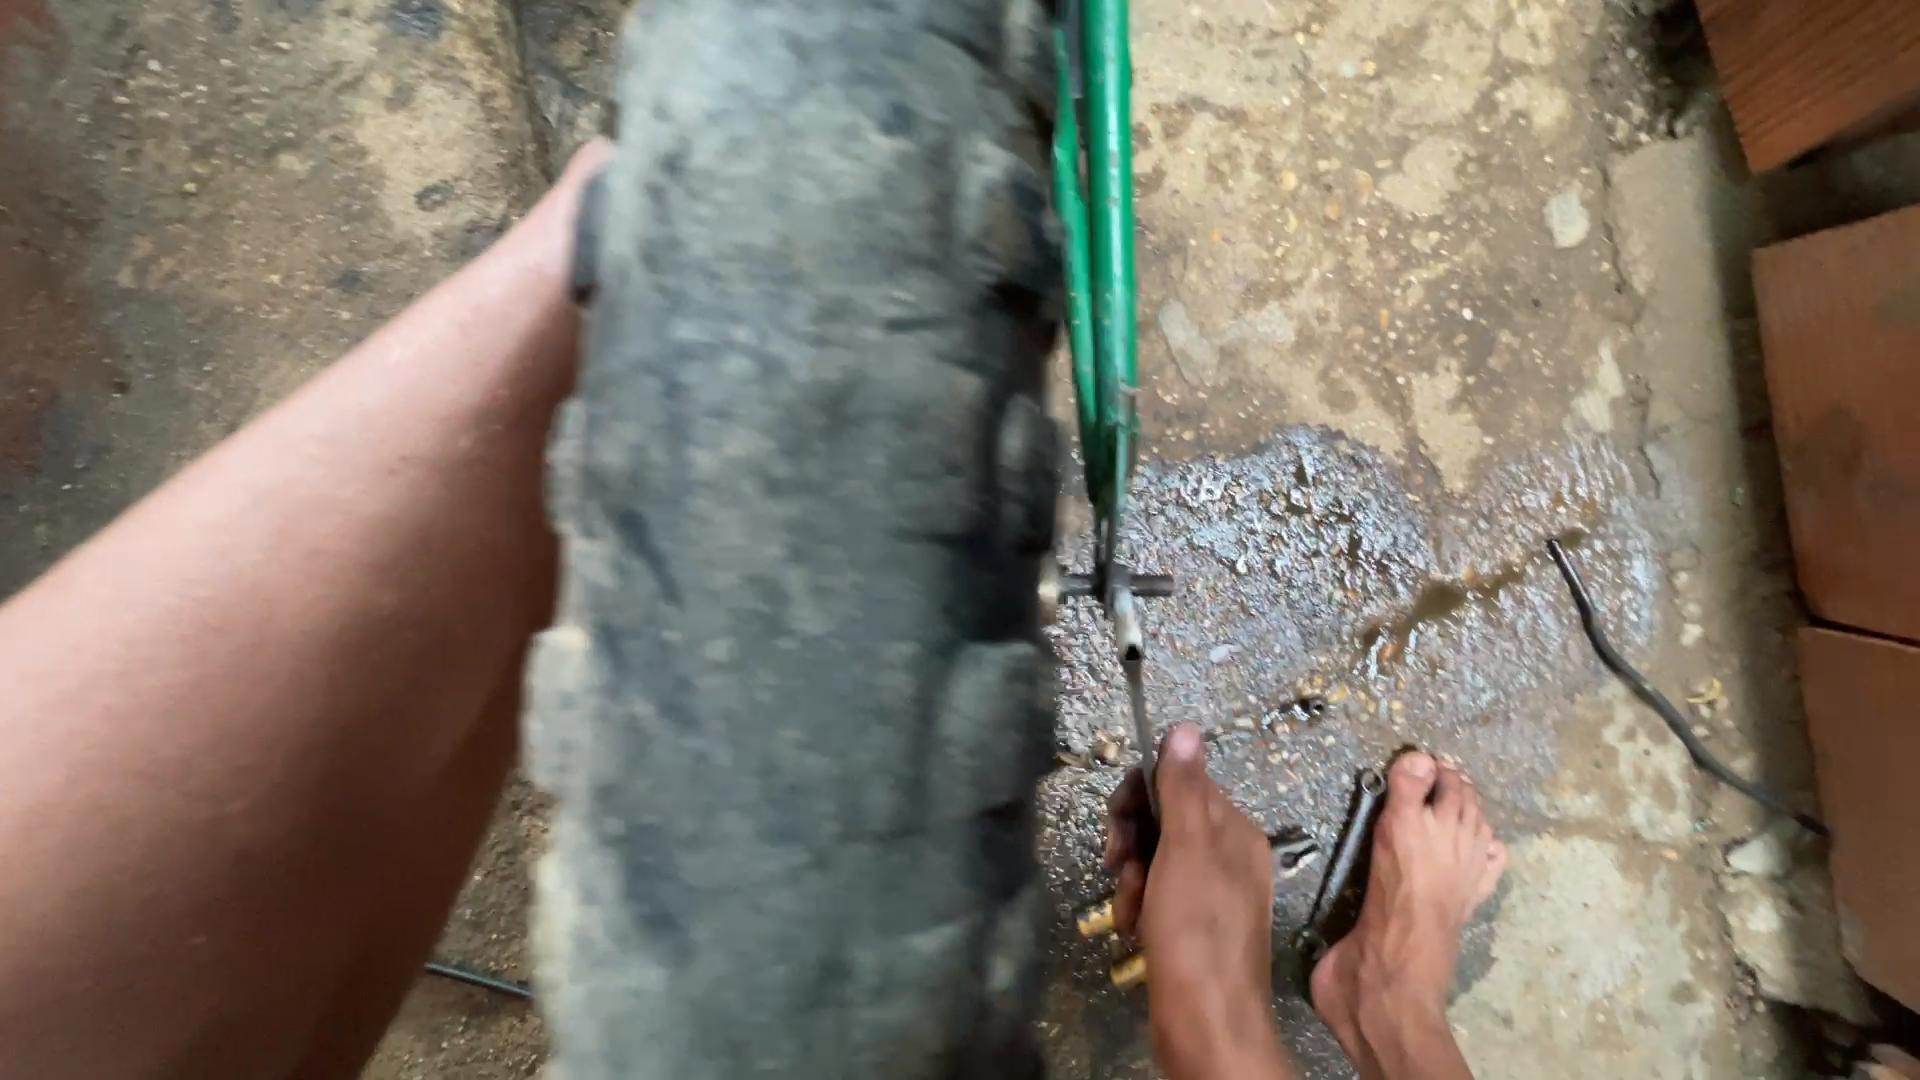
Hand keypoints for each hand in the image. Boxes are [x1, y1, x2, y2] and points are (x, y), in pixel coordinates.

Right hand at [1104, 725, 1291, 1079]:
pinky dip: (1138, 903)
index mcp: (1234, 830)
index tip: (1120, 820)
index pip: (1179, 782)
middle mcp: (1226, 855)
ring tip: (1132, 904)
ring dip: (1131, 875)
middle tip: (1118, 861)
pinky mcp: (1190, 923)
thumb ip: (1183, 786)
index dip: (1142, 795)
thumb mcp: (1186, 847)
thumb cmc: (1196, 928)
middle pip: (1163, 818)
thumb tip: (1184, 727)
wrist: (1204, 1024)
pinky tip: (1136, 924)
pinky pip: (1155, 891)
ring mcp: (1209, 891)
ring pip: (1152, 856)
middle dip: (1132, 838)